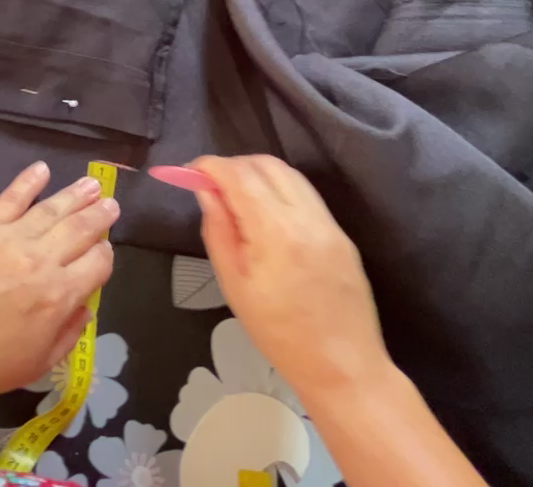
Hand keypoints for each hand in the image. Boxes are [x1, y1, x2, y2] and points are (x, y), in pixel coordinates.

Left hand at [0, 161, 117, 402]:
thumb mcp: (39, 363)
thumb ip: (69, 333)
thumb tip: (85, 306)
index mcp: (59, 296)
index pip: (97, 263)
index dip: (105, 254)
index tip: (105, 248)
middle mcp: (41, 260)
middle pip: (79, 229)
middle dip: (99, 216)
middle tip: (111, 203)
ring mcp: (11, 239)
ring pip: (51, 209)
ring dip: (75, 194)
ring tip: (91, 184)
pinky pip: (11, 198)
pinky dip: (28, 181)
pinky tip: (41, 169)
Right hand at [192, 155, 388, 395]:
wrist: (343, 367)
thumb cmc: (277, 332)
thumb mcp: (233, 283)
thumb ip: (218, 229)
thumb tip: (205, 191)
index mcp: (276, 232)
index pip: (238, 175)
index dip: (209, 166)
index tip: (189, 173)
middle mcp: (306, 218)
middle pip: (265, 164)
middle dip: (232, 165)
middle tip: (211, 186)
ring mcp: (329, 224)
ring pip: (288, 173)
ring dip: (256, 173)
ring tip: (236, 196)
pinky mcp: (341, 234)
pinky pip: (305, 193)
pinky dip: (279, 188)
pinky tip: (265, 212)